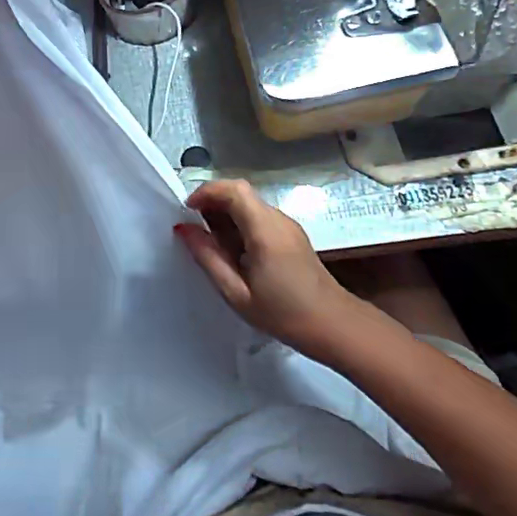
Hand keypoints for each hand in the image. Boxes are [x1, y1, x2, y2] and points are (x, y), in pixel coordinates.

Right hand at [175, 180, 396, 363]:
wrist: (333, 325)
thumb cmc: (283, 314)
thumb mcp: (236, 292)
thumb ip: (208, 257)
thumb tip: (184, 229)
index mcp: (265, 230)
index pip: (234, 190)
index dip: (207, 192)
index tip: (187, 209)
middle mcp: (278, 220)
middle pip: (241, 193)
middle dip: (213, 202)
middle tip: (193, 228)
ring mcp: (288, 226)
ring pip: (250, 205)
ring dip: (226, 214)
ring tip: (209, 244)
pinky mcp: (292, 235)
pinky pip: (260, 218)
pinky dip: (240, 224)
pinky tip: (232, 252)